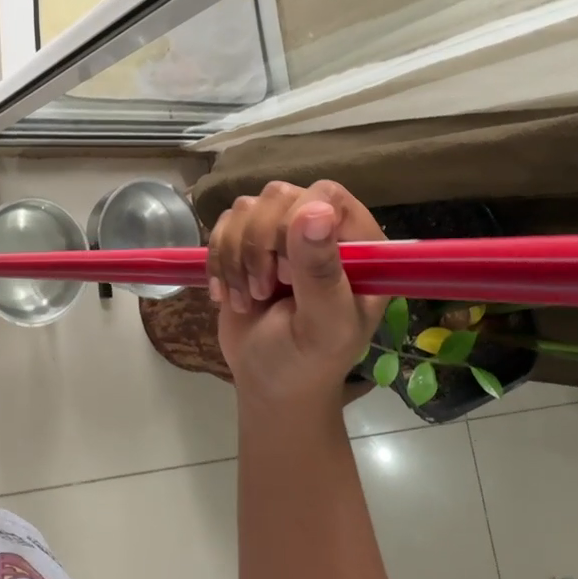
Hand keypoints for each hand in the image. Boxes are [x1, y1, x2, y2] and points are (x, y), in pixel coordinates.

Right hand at [207, 181, 387, 409]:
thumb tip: (316, 210)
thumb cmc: (307, 361)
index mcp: (359, 246)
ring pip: (246, 207)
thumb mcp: (323, 325)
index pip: (327, 195)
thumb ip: (321, 271)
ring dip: (236, 256)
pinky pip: (223, 223)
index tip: (288, 271)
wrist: (268, 383)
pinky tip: (229, 294)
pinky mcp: (247, 240)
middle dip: (259, 245)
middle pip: (279, 195)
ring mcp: (282, 233)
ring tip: (249, 297)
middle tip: (265, 290)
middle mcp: (322, 230)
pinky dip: (218, 260)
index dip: (297, 223)